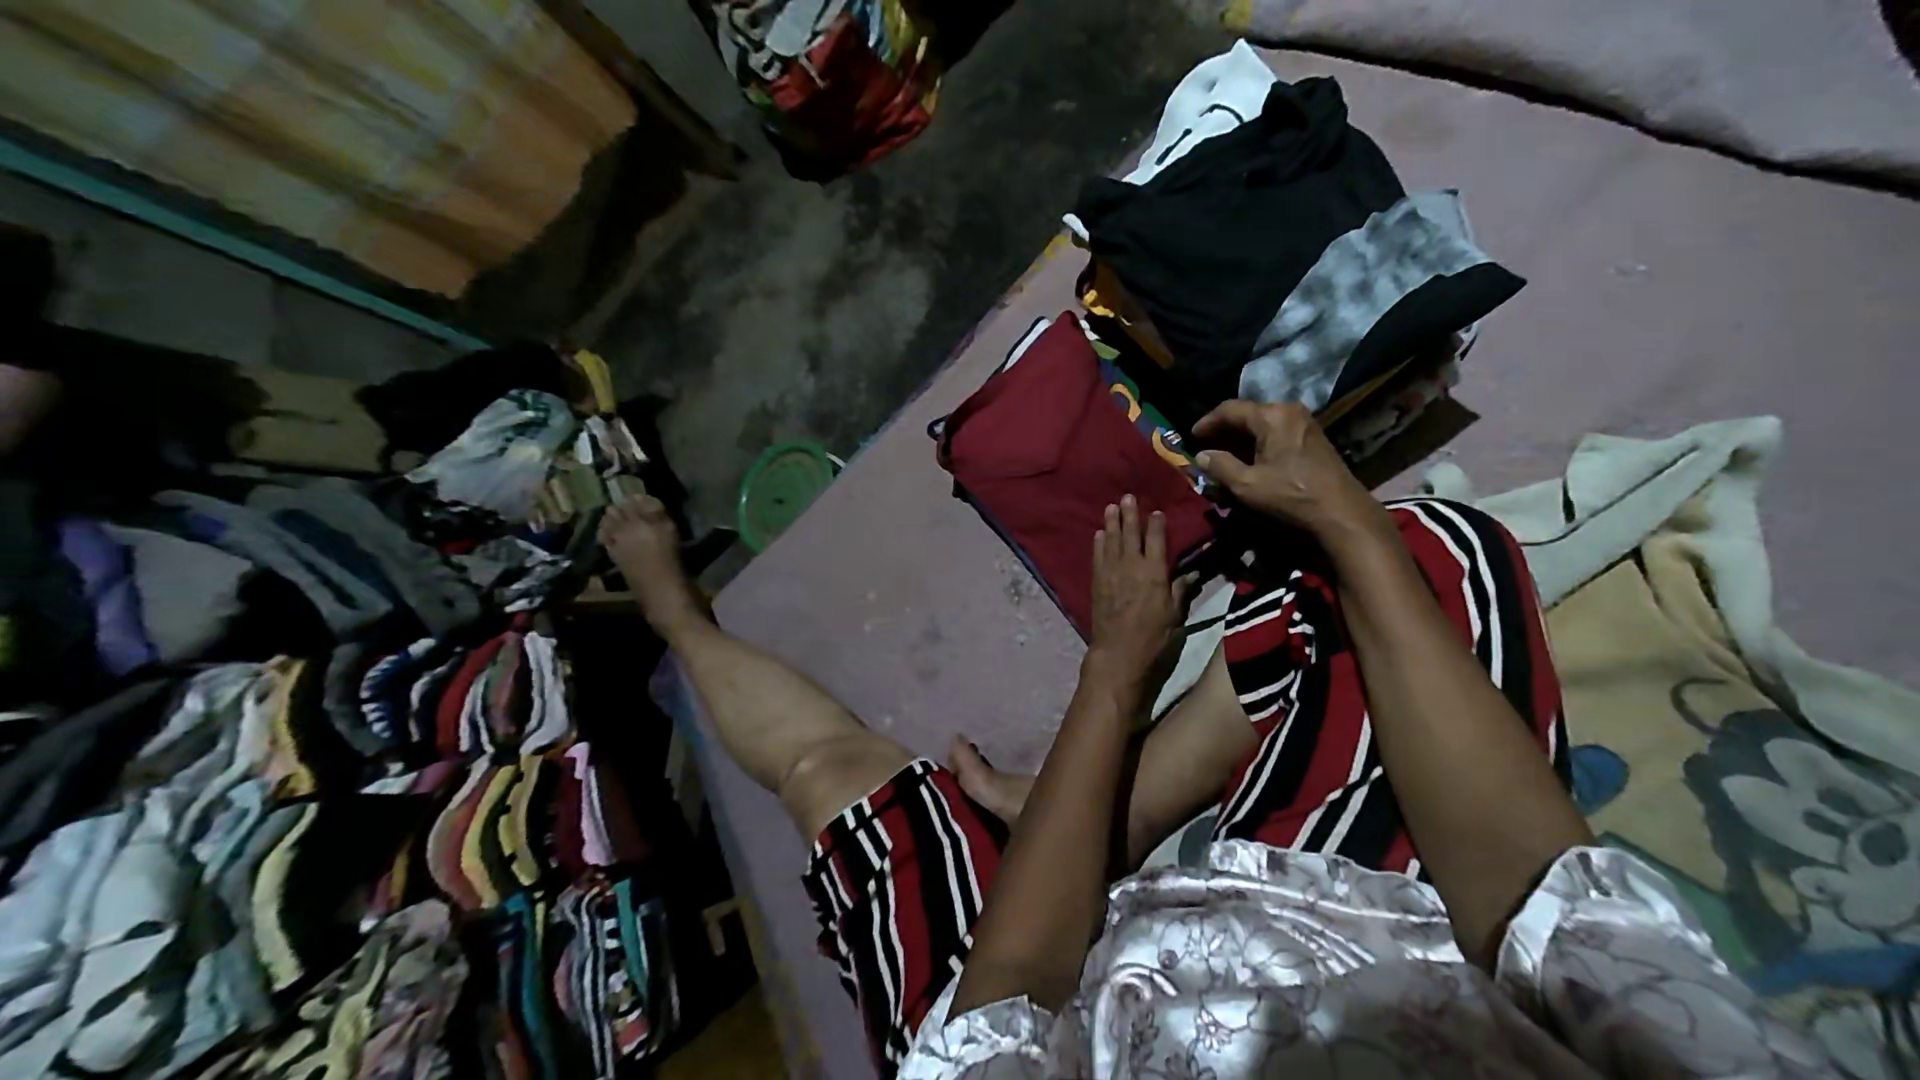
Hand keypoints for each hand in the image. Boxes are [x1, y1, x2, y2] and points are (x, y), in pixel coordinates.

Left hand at [1086, 495, 1192, 691]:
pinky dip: (1099, 544)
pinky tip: (1098, 534)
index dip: (1156, 524)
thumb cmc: (1153, 637)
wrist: (1119, 653)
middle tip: (1127, 497)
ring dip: (1111, 523)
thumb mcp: (1175, 615)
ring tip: (1111, 507)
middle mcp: (1131, 567)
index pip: (1156, 540)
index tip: (1155, 510)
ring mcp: (1111, 574)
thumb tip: (1193, 572)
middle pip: (1130, 535)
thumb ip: (1181, 590)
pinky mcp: (1097, 583)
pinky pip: (1098, 557)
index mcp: (1154, 573)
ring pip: (1111, 541)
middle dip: (1129, 515)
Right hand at [1193, 401, 1387, 539]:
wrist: (1340, 511)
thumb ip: (1219, 466)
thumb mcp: (1246, 484)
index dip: (1207, 422)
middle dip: (1223, 431)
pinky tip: (1249, 459)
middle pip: (1247, 414)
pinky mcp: (1312, 438)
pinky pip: (1276, 432)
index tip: (1191, 437)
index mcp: (1271, 416)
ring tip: (1223, 456)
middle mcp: (1289, 411)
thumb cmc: (1291, 495)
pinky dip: (1257, 443)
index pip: (1229, 409)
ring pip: (1262, 424)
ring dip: (1240, 438)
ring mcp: (1304, 423)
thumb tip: (1201, 456)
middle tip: (1205, 447)